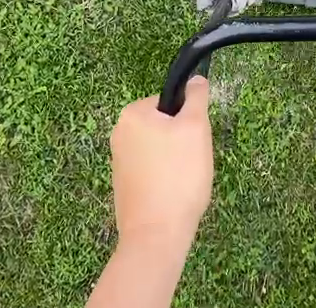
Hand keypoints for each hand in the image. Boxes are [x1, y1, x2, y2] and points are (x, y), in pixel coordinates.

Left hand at [108, 76, 213, 245]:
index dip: (187, 120)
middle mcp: (119, 134)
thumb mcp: (196, 127)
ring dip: (175, 162)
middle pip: (164, 126)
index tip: (194, 141)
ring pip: (160, 150)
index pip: (169, 103)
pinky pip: (151, 171)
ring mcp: (119, 163)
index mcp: (131, 114)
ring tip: (183, 181)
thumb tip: (195, 79)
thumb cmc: (178, 175)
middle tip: (191, 161)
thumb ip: (196, 97)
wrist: (156, 235)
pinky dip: (164, 179)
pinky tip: (173, 194)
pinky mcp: (123, 187)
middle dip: (181, 142)